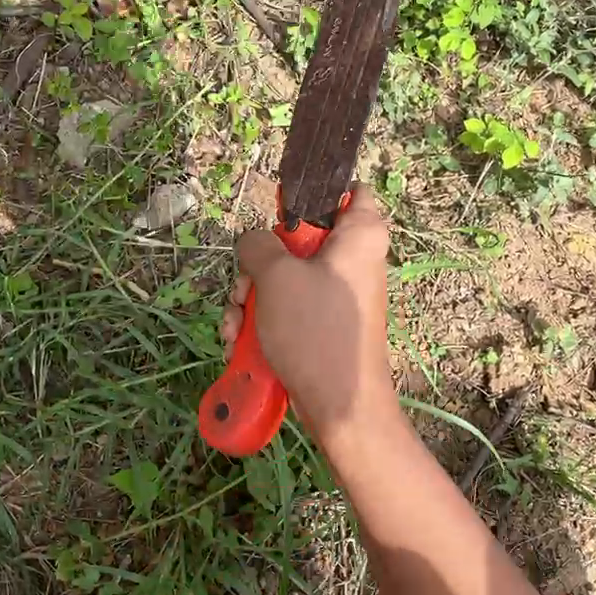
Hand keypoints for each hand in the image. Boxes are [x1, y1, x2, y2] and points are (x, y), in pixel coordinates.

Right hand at [220, 185, 397, 439]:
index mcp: (360, 235)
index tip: (281, 212)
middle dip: (258, 267)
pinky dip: (261, 324)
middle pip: (298, 240)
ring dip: (250, 302)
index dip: (315, 193)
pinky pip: (287, 310)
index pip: (350, 189)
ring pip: (284, 279)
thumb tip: (254, 244)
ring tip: (236, 328)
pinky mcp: (323, 325)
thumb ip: (258, 244)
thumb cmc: (314, 329)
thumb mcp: (276, 276)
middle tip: (245, 289)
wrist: (339, 405)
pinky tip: (239, 345)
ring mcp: (337, 295)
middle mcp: (354, 260)